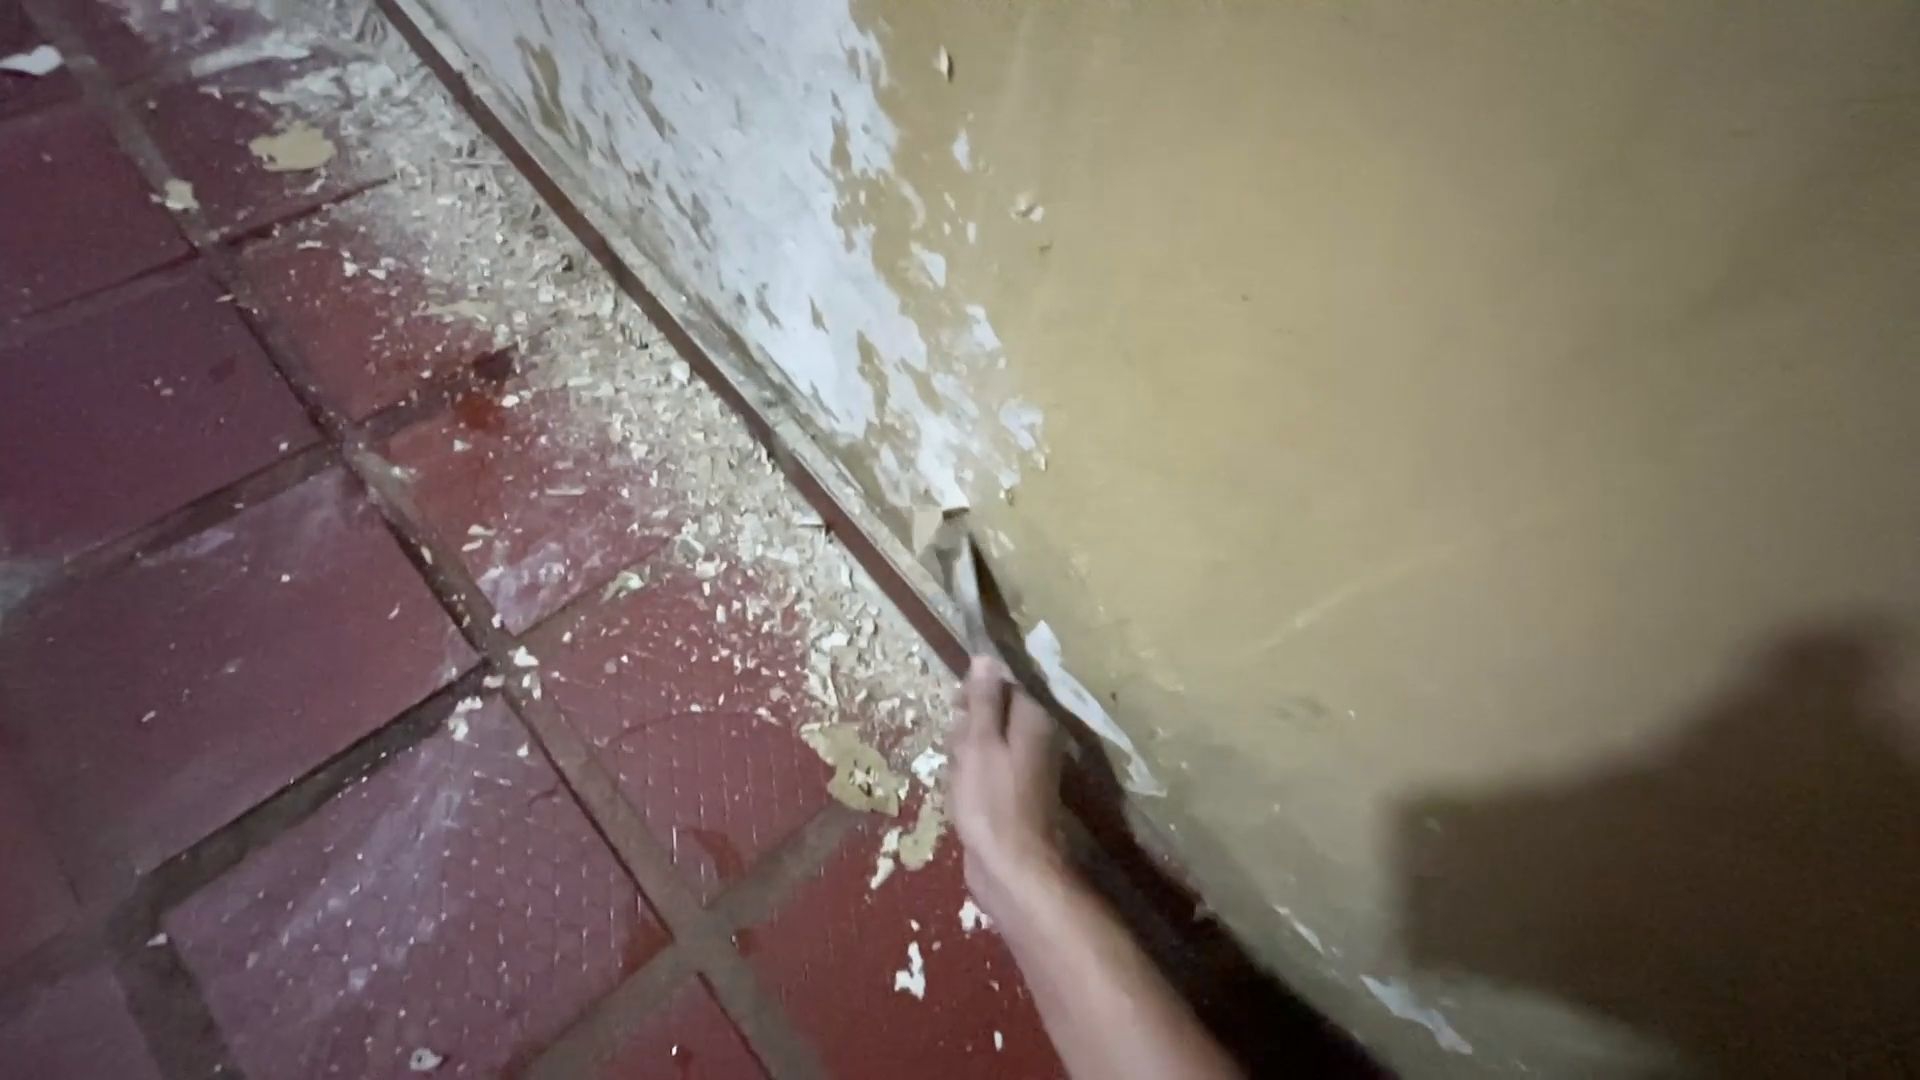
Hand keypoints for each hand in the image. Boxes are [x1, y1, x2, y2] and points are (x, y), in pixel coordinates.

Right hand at [950, 656, 1066, 920]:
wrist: (1012, 868)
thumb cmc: (991, 800)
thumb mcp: (980, 743)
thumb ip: (984, 700)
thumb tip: (985, 658)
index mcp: (1033, 719)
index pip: (1001, 685)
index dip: (972, 695)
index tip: (953, 710)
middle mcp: (1037, 738)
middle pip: (991, 715)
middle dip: (966, 731)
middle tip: (958, 755)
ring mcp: (1027, 767)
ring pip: (984, 745)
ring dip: (964, 759)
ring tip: (959, 783)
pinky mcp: (1015, 793)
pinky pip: (987, 771)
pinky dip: (971, 781)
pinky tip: (962, 799)